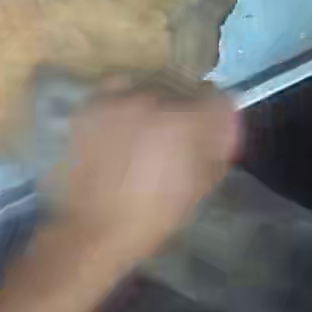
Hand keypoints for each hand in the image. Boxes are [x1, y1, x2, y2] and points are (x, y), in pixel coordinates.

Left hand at [39, 89, 237, 281]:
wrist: (95, 226)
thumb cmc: (153, 214)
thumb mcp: (199, 184)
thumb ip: (216, 147)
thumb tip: (221, 125)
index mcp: (184, 121)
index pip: (217, 99)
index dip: (218, 117)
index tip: (213, 130)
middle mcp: (150, 100)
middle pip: (181, 89)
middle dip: (186, 109)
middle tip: (179, 134)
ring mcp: (116, 100)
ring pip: (148, 85)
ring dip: (154, 103)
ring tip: (147, 129)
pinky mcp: (90, 106)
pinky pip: (115, 89)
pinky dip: (122, 100)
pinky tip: (122, 122)